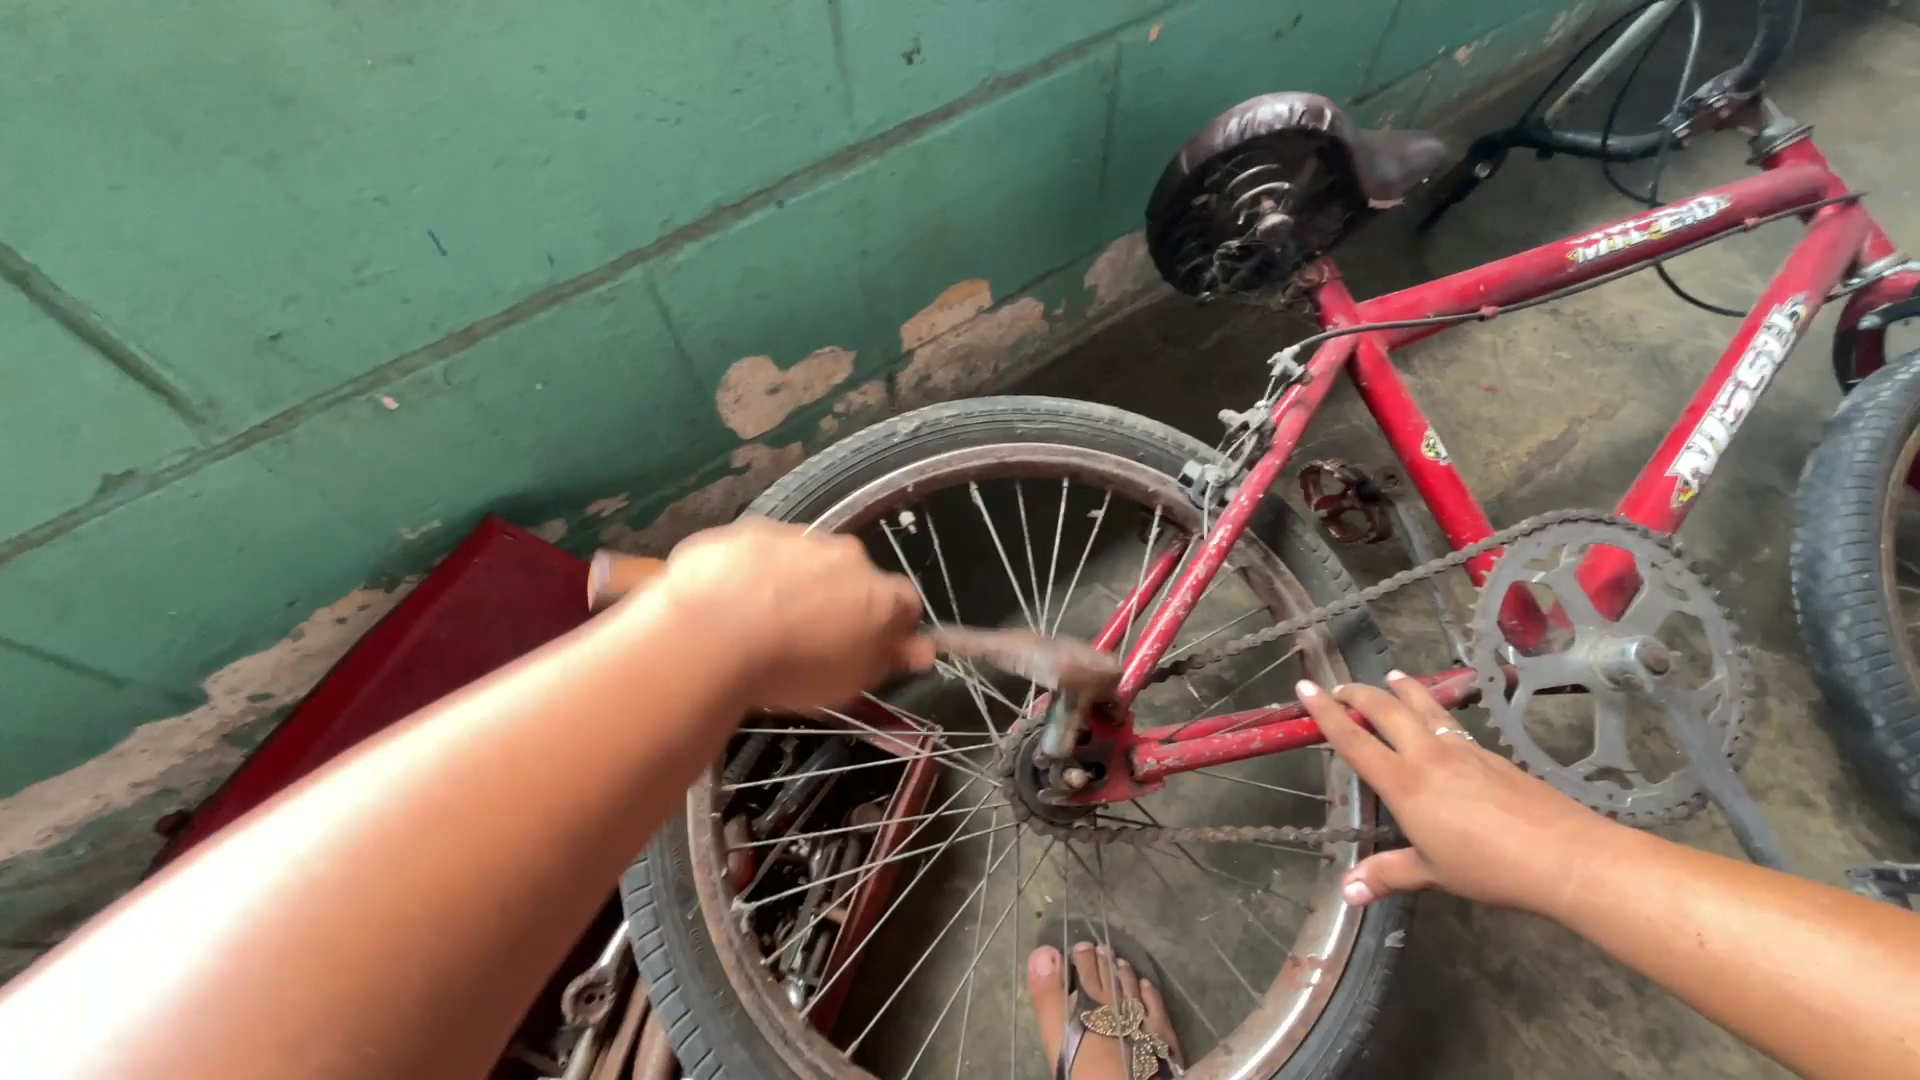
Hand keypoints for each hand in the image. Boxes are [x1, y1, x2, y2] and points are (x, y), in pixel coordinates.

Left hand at [649, 519, 936, 710]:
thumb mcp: (848, 681)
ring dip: (791, 583)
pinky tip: (725, 605)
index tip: (864, 647)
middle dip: (836, 599)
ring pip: (802, 559)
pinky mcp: (746, 531)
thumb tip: (921, 649)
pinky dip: (747, 573)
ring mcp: (793, 536)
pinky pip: (755, 553)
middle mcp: (844, 554)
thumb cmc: (790, 669)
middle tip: (805, 638)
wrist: (710, 635)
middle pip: (851, 575)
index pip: (904, 603)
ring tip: (757, 624)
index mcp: (878, 593)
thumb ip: (888, 660)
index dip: (888, 626)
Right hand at [1297, 672, 1620, 915]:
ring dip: (1402, 689)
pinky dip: (1434, 711)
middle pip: (1385, 709)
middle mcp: (1428, 756)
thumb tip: (1347, 892)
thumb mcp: (1434, 875)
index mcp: (1404, 783)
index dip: (1324, 711)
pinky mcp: (1492, 755)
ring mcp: (1463, 751)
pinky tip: (1440, 721)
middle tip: (1339, 686)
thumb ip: (1388, 874)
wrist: (1570, 857)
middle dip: (1357, 693)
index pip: (1352, 738)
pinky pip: (1452, 723)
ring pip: (1424, 706)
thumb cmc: (1492, 868)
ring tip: (1391, 677)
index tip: (1305, 687)